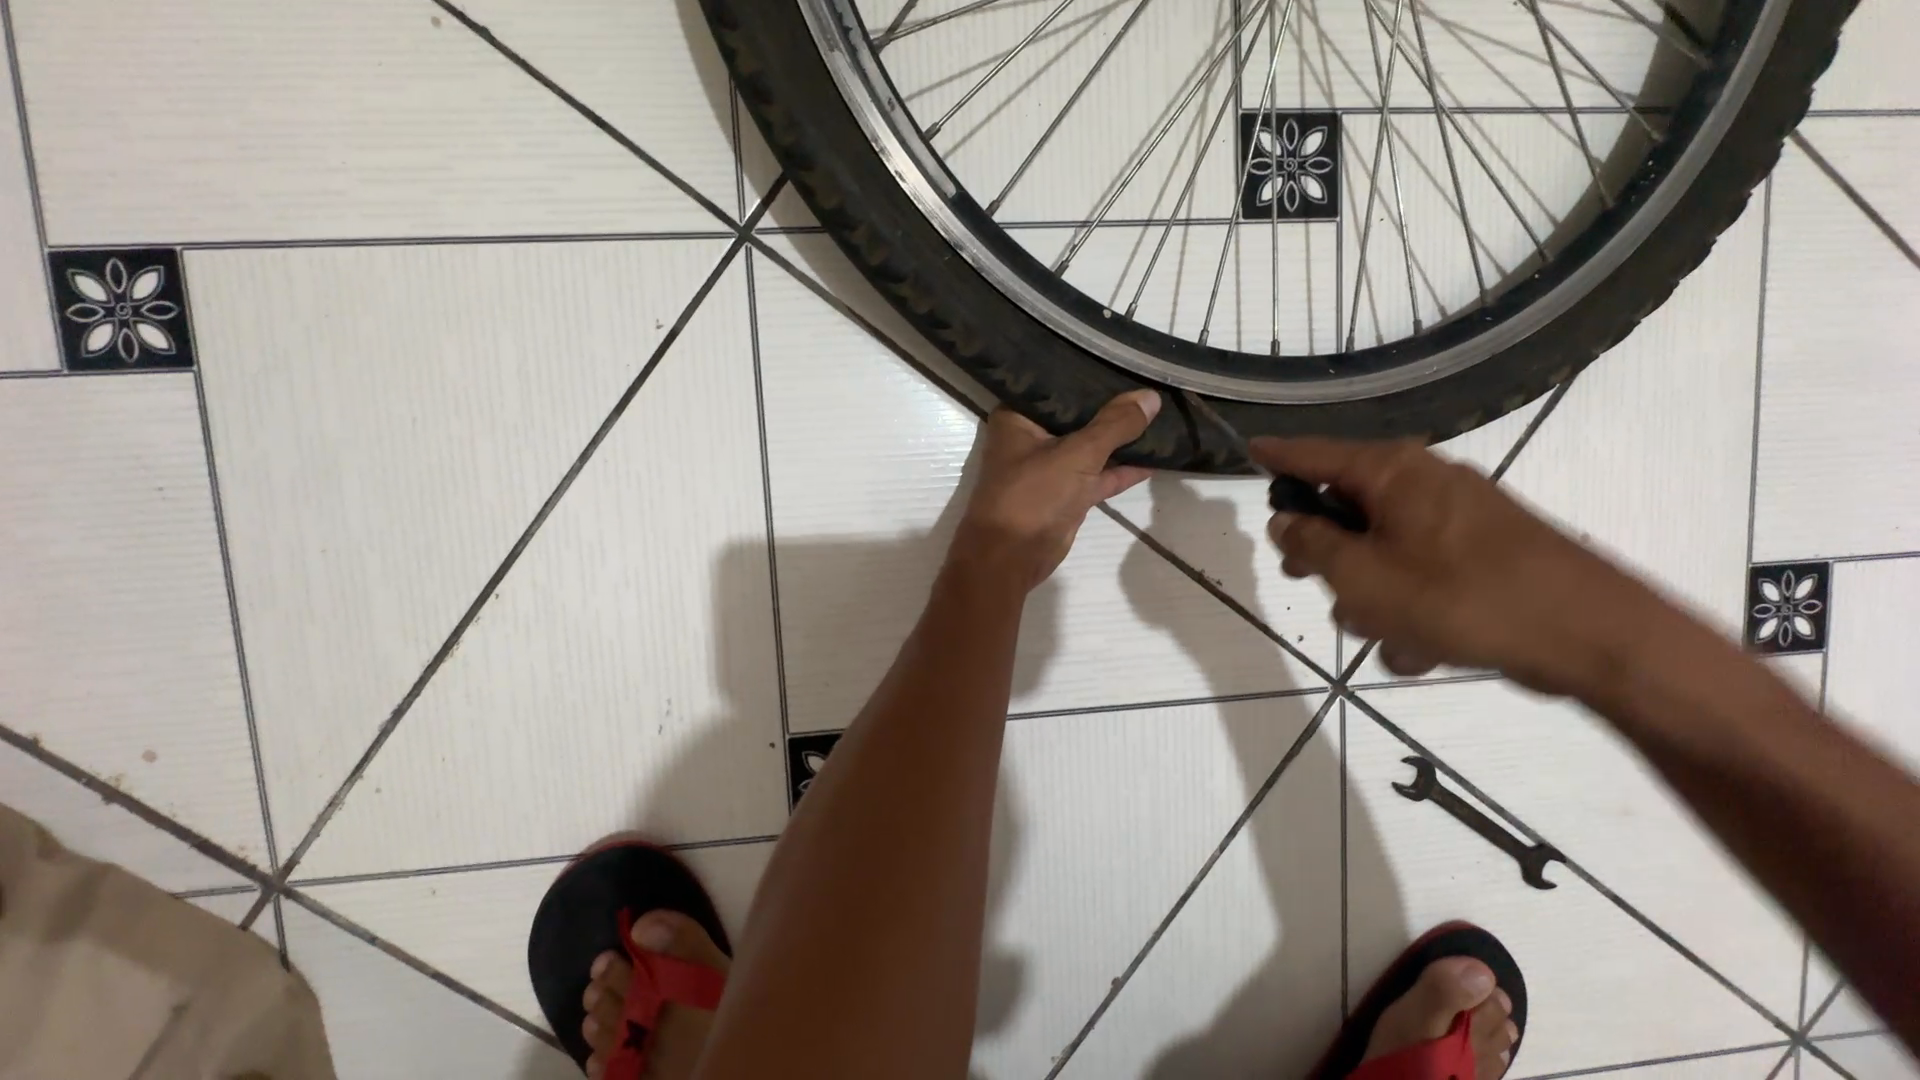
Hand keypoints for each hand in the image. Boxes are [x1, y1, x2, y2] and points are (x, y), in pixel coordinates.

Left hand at [948, 391, 1161, 594]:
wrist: (1010, 558)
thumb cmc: (1032, 496)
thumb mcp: (1077, 454)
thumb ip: (1114, 425)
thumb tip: (1150, 397)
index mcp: (1018, 417)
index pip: (1056, 385)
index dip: (1089, 373)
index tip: (1124, 357)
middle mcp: (1030, 437)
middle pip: (1076, 415)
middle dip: (1111, 405)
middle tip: (1150, 382)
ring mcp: (1048, 467)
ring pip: (1090, 446)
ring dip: (1120, 438)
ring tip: (1160, 414)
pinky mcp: (1065, 494)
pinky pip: (1098, 475)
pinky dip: (1122, 469)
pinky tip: (1154, 456)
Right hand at [1252, 436, 1662, 696]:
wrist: (1589, 634)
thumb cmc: (1458, 596)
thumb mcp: (1362, 576)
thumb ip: (1312, 545)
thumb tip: (1284, 519)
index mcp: (1392, 472)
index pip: (1316, 454)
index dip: (1279, 456)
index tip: (1251, 450)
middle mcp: (1426, 481)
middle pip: (1349, 505)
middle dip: (1325, 550)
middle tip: (1304, 580)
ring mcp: (1462, 517)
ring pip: (1385, 547)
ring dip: (1370, 592)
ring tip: (1380, 634)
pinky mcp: (1488, 552)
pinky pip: (1424, 573)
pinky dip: (1411, 606)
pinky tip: (1420, 649)